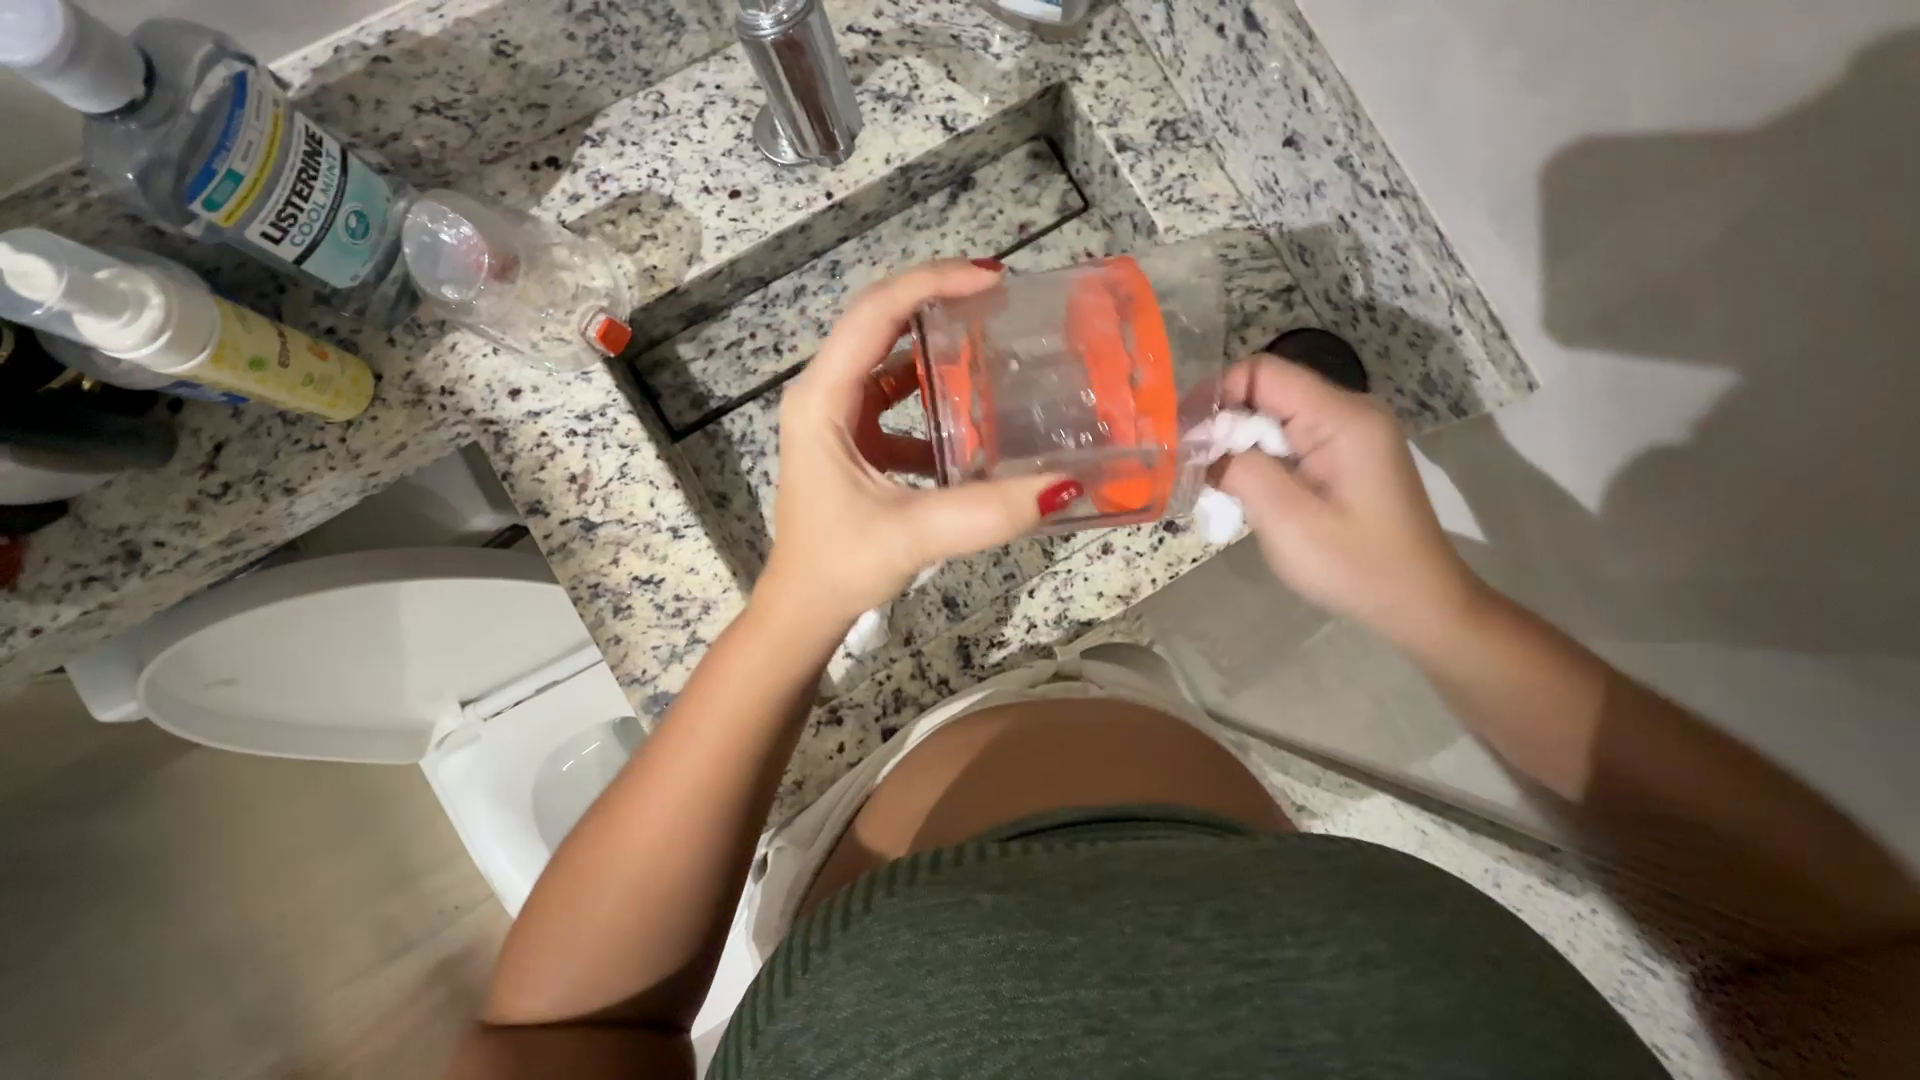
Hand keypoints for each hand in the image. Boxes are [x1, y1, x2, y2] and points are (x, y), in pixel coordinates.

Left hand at [758, 260, 1078, 626]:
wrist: (804, 608)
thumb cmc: (840, 565)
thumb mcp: (913, 535)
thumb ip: (986, 512)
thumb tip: (1066, 485)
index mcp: (822, 400)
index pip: (875, 315)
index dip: (932, 284)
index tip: (992, 279)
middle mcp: (823, 396)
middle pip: (880, 325)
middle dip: (938, 302)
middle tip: (1001, 298)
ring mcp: (835, 419)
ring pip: (888, 362)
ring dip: (936, 350)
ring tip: (994, 342)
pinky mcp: (851, 443)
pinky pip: (894, 402)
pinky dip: (933, 400)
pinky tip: (974, 419)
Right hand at [1214, 355, 1487, 644]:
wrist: (1419, 603)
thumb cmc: (1355, 566)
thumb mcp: (1288, 521)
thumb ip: (1241, 470)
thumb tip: (1202, 446)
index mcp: (1341, 417)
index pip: (1261, 372)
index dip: (1215, 394)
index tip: (1183, 436)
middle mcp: (1349, 412)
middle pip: (1267, 393)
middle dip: (1223, 424)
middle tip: (1191, 468)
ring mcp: (1351, 435)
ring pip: (1274, 418)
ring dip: (1238, 446)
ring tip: (1212, 484)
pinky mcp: (1347, 458)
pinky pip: (1291, 441)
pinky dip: (1260, 461)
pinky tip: (1246, 494)